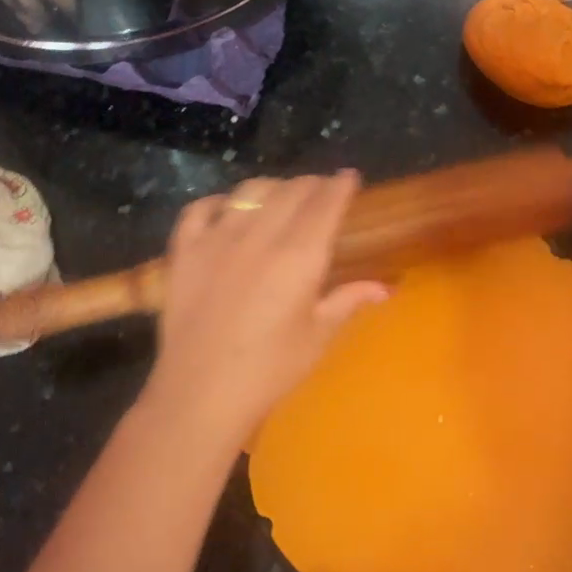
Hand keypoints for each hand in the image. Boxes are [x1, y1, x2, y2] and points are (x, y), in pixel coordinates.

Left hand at [146, 172, 388, 436]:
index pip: (325, 204)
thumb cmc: (270, 370)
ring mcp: (217, 240)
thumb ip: (349, 300)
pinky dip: (219, 202)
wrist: (201, 395)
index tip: (349, 177)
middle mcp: (260, 237)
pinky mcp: (184, 253)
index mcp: (300, 257)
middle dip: (312, 184)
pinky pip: (200, 209)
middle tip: (322, 190)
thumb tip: (387, 287)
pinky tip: (229, 209)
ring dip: (273, 187)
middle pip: (291, 191)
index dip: (340, 185)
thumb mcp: (318, 336)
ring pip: (250, 192)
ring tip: (282, 196)